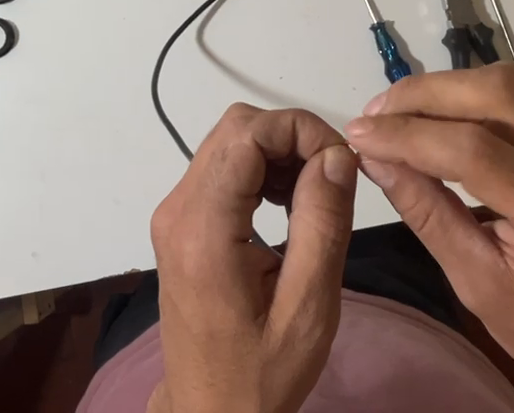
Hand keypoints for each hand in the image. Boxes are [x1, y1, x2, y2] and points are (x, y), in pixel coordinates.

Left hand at [147, 104, 358, 412]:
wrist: (209, 410)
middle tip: (332, 178)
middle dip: (291, 137)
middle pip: (234, 129)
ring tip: (313, 194)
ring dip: (277, 151)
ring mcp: (173, 210)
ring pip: (228, 141)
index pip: (246, 135)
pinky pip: (222, 166)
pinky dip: (260, 167)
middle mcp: (177, 208)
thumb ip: (322, 225)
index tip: (341, 163)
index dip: (299, 130)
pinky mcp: (179, 218)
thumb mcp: (307, 311)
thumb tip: (337, 155)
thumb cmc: (261, 374)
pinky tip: (286, 202)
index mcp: (203, 230)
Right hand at [346, 66, 513, 412]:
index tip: (358, 134)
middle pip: (499, 96)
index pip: (475, 150)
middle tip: (376, 114)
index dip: (408, 134)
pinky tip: (443, 116)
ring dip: (449, 88)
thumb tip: (371, 155)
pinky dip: (475, 96)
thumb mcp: (473, 283)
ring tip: (401, 111)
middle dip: (426, 95)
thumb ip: (423, 210)